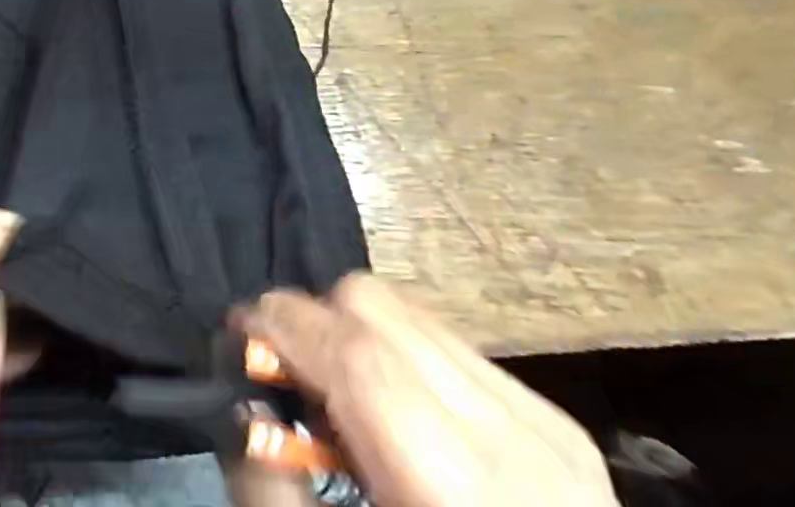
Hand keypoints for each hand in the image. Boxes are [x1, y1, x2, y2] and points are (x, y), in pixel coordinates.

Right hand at [243, 272, 619, 506]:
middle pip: (379, 307)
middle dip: (312, 319)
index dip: (285, 326)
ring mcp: (542, 421)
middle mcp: (509, 434)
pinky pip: (450, 344)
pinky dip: (399, 353)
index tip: (238, 328)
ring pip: (412, 313)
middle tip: (282, 368)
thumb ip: (279, 497)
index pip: (357, 354)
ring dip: (354, 330)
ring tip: (335, 389)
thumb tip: (246, 414)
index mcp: (458, 489)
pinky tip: (394, 409)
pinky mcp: (556, 421)